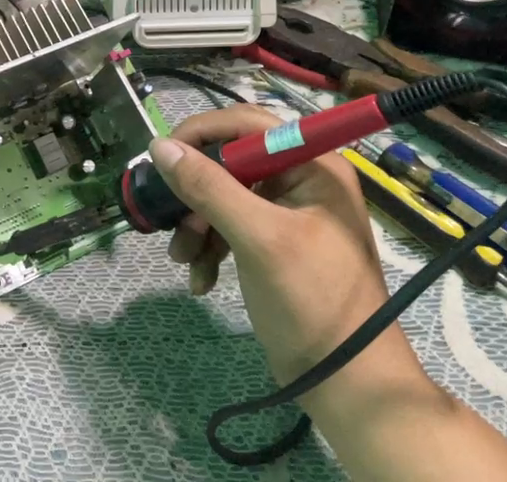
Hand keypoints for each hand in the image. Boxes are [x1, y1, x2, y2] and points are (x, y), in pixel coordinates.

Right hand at [152, 108, 506, 480]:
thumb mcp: (258, 240)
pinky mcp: (275, 244)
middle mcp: (303, 180)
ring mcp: (289, 214)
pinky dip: (210, 247)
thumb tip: (159, 146)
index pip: (250, 122)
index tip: (164, 154)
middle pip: (231, 161)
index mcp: (315, 166)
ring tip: (183, 258)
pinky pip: (230, 227)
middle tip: (171, 218)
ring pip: (224, 196)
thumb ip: (209, 188)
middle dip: (196, 191)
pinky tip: (201, 278)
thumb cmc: (312, 301)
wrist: (348, 385)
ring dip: (197, 224)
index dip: (204, 131)